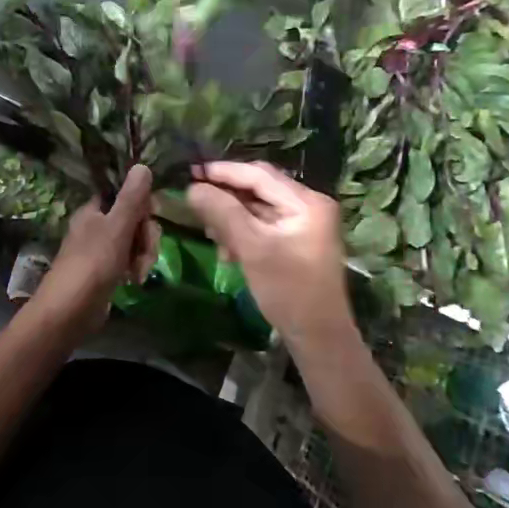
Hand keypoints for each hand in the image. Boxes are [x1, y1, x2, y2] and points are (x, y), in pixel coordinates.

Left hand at [31, 165, 160, 336]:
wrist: (70, 310)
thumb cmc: (92, 263)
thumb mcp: (116, 227)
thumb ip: (132, 198)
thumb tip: (142, 165)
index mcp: (93, 211)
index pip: (123, 195)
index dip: (142, 205)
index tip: (152, 217)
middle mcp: (95, 227)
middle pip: (132, 220)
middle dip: (145, 236)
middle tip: (145, 253)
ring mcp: (99, 251)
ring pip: (133, 242)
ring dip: (142, 255)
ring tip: (138, 273)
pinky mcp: (105, 272)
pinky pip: (128, 261)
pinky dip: (134, 269)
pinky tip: (134, 281)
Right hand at [187, 161, 354, 344]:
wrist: (317, 336)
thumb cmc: (288, 289)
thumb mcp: (252, 248)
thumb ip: (222, 213)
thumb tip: (192, 187)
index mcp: (307, 202)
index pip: (259, 175)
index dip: (223, 172)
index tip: (191, 172)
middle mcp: (309, 206)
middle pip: (259, 189)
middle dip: (226, 196)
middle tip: (194, 201)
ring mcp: (304, 225)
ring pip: (258, 209)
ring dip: (231, 217)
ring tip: (208, 231)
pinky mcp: (296, 243)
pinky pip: (263, 227)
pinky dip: (242, 233)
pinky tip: (225, 248)